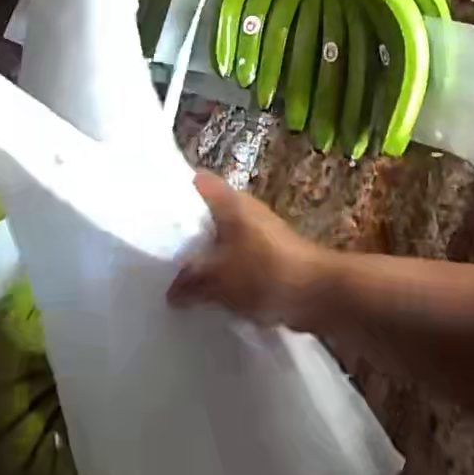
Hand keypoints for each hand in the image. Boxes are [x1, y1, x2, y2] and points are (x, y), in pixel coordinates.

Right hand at [167, 172, 328, 326]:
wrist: (320, 294)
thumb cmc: (264, 271)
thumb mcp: (217, 277)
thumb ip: (190, 281)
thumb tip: (171, 292)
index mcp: (229, 201)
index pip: (196, 181)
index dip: (174, 189)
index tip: (153, 206)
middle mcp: (244, 209)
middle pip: (207, 211)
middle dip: (186, 230)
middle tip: (160, 248)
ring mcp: (259, 232)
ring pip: (222, 237)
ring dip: (206, 254)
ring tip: (180, 273)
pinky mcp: (270, 255)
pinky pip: (237, 258)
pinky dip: (224, 270)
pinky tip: (210, 291)